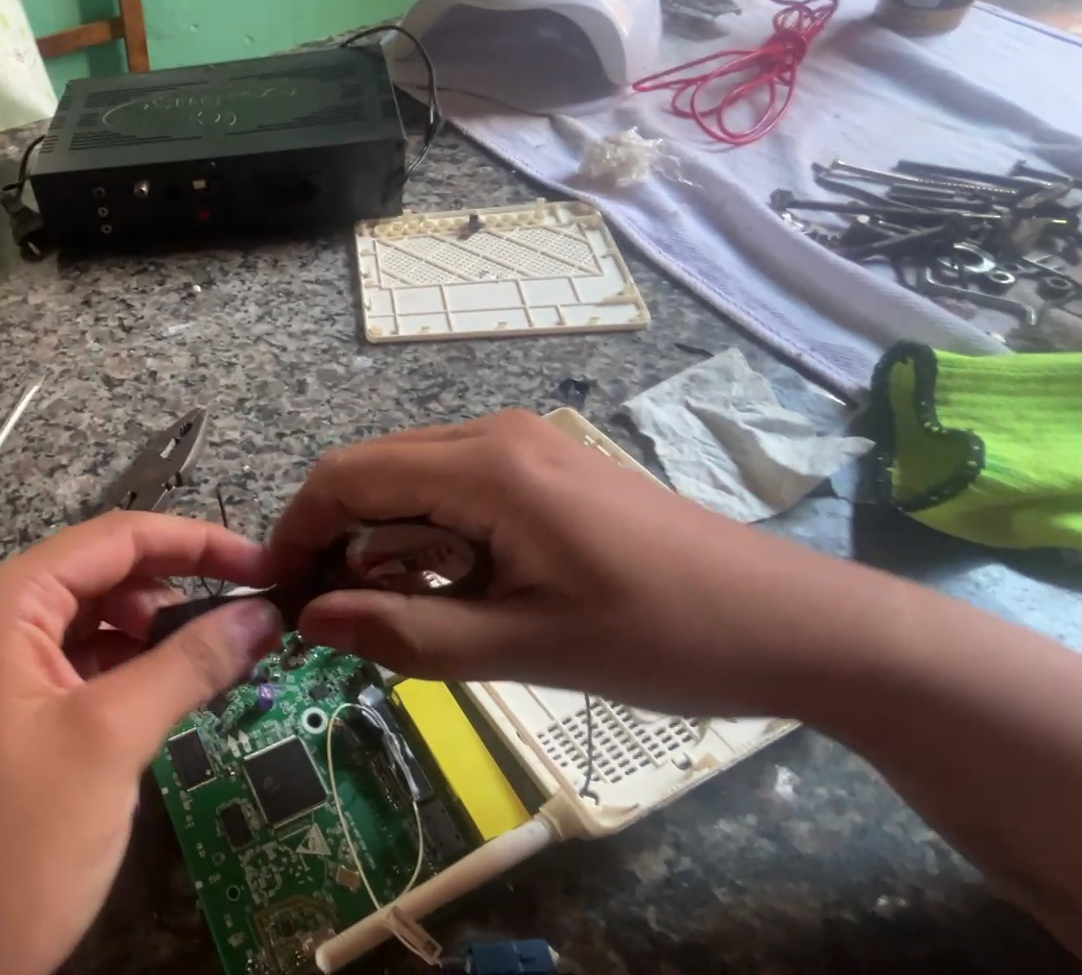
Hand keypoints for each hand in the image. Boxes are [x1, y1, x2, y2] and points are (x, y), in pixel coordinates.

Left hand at [0, 512, 281, 974]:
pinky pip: (73, 661)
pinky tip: (167, 690)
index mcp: (2, 600)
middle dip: (177, 589)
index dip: (199, 543)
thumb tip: (264, 614)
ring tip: (215, 661)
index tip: (267, 566)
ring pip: (90, 618)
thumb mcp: (112, 740)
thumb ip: (191, 662)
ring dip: (154, 631)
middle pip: (101, 573)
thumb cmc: (16, 843)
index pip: (115, 537)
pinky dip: (124, 666)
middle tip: (251, 621)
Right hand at [270, 410, 867, 716]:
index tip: (283, 595)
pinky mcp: (539, 466)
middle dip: (336, 539)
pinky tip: (453, 584)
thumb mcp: (523, 648)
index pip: (345, 476)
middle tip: (337, 616)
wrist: (798, 626)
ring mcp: (519, 443)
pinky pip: (446, 487)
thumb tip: (311, 619)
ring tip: (402, 610)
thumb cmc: (665, 638)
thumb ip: (405, 632)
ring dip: (382, 541)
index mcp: (484, 467)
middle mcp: (491, 434)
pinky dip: (423, 535)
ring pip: (404, 478)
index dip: (299, 530)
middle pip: (368, 470)